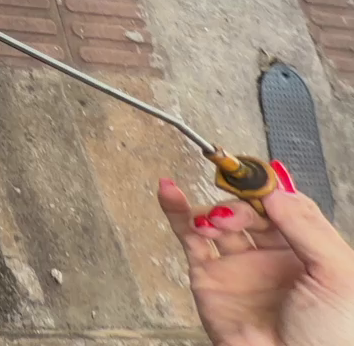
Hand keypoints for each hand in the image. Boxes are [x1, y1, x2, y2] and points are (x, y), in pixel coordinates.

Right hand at [158, 168, 353, 345]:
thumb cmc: (333, 342)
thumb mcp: (342, 283)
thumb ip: (310, 232)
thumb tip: (276, 191)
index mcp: (318, 262)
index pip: (292, 211)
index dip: (273, 192)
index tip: (256, 176)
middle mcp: (280, 261)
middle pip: (252, 212)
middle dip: (240, 205)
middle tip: (237, 212)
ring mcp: (242, 267)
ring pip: (219, 220)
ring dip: (212, 212)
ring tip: (213, 223)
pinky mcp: (208, 273)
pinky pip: (185, 234)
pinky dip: (174, 208)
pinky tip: (168, 190)